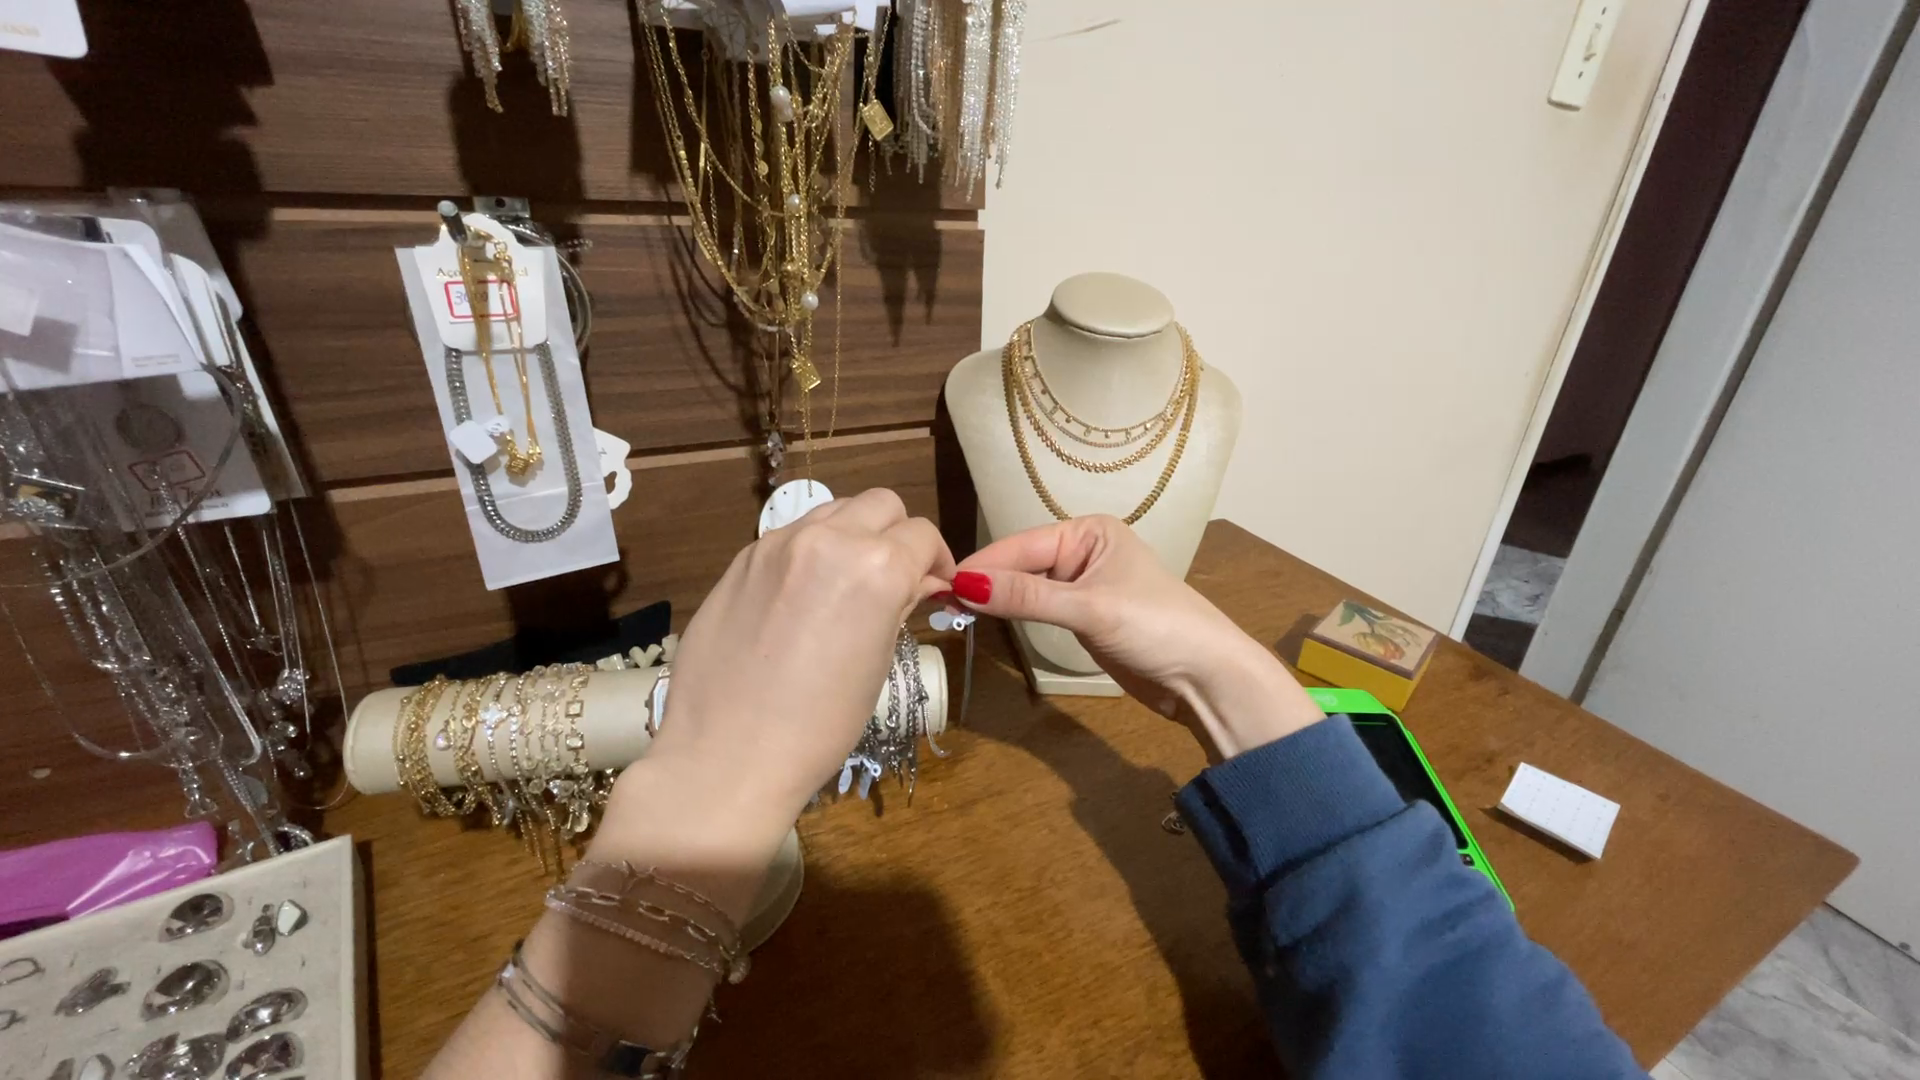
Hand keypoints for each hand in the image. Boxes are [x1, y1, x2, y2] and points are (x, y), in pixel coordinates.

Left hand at [619, 487, 954, 860]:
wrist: (726, 755)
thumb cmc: (819, 726)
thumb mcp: (877, 664)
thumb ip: (900, 604)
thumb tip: (921, 579)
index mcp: (876, 568)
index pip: (922, 536)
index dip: (938, 560)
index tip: (937, 585)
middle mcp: (829, 539)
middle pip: (882, 505)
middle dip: (899, 535)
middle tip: (898, 577)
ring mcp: (778, 543)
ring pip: (835, 509)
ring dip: (855, 534)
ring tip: (850, 580)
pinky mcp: (743, 557)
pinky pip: (793, 534)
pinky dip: (813, 550)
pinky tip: (804, 594)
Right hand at [951, 516, 1322, 759]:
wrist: (1206, 677)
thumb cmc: (1156, 627)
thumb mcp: (1089, 607)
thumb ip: (1027, 596)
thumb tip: (964, 583)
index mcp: (1090, 532)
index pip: (1023, 544)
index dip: (982, 565)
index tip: (940, 583)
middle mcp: (1084, 551)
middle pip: (1021, 563)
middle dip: (985, 582)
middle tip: (938, 602)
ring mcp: (1083, 585)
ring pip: (1027, 587)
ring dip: (996, 598)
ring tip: (953, 611)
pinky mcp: (1084, 616)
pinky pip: (1039, 607)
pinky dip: (1014, 613)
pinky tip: (986, 619)